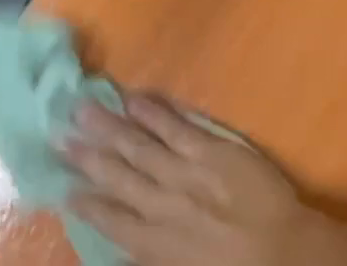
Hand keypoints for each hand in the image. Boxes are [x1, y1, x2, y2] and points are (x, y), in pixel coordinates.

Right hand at [62, 93, 316, 265]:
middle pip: (116, 175)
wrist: (289, 255)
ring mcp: (186, 173)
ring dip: (107, 126)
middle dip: (85, 154)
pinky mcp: (211, 150)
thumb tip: (121, 249)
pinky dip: (152, 112)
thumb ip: (151, 257)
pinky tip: (132, 98)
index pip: (110, 219)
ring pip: (138, 146)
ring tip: (81, 108)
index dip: (85, 201)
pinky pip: (175, 127)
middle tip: (57, 132)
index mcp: (155, 245)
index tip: (62, 184)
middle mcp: (162, 206)